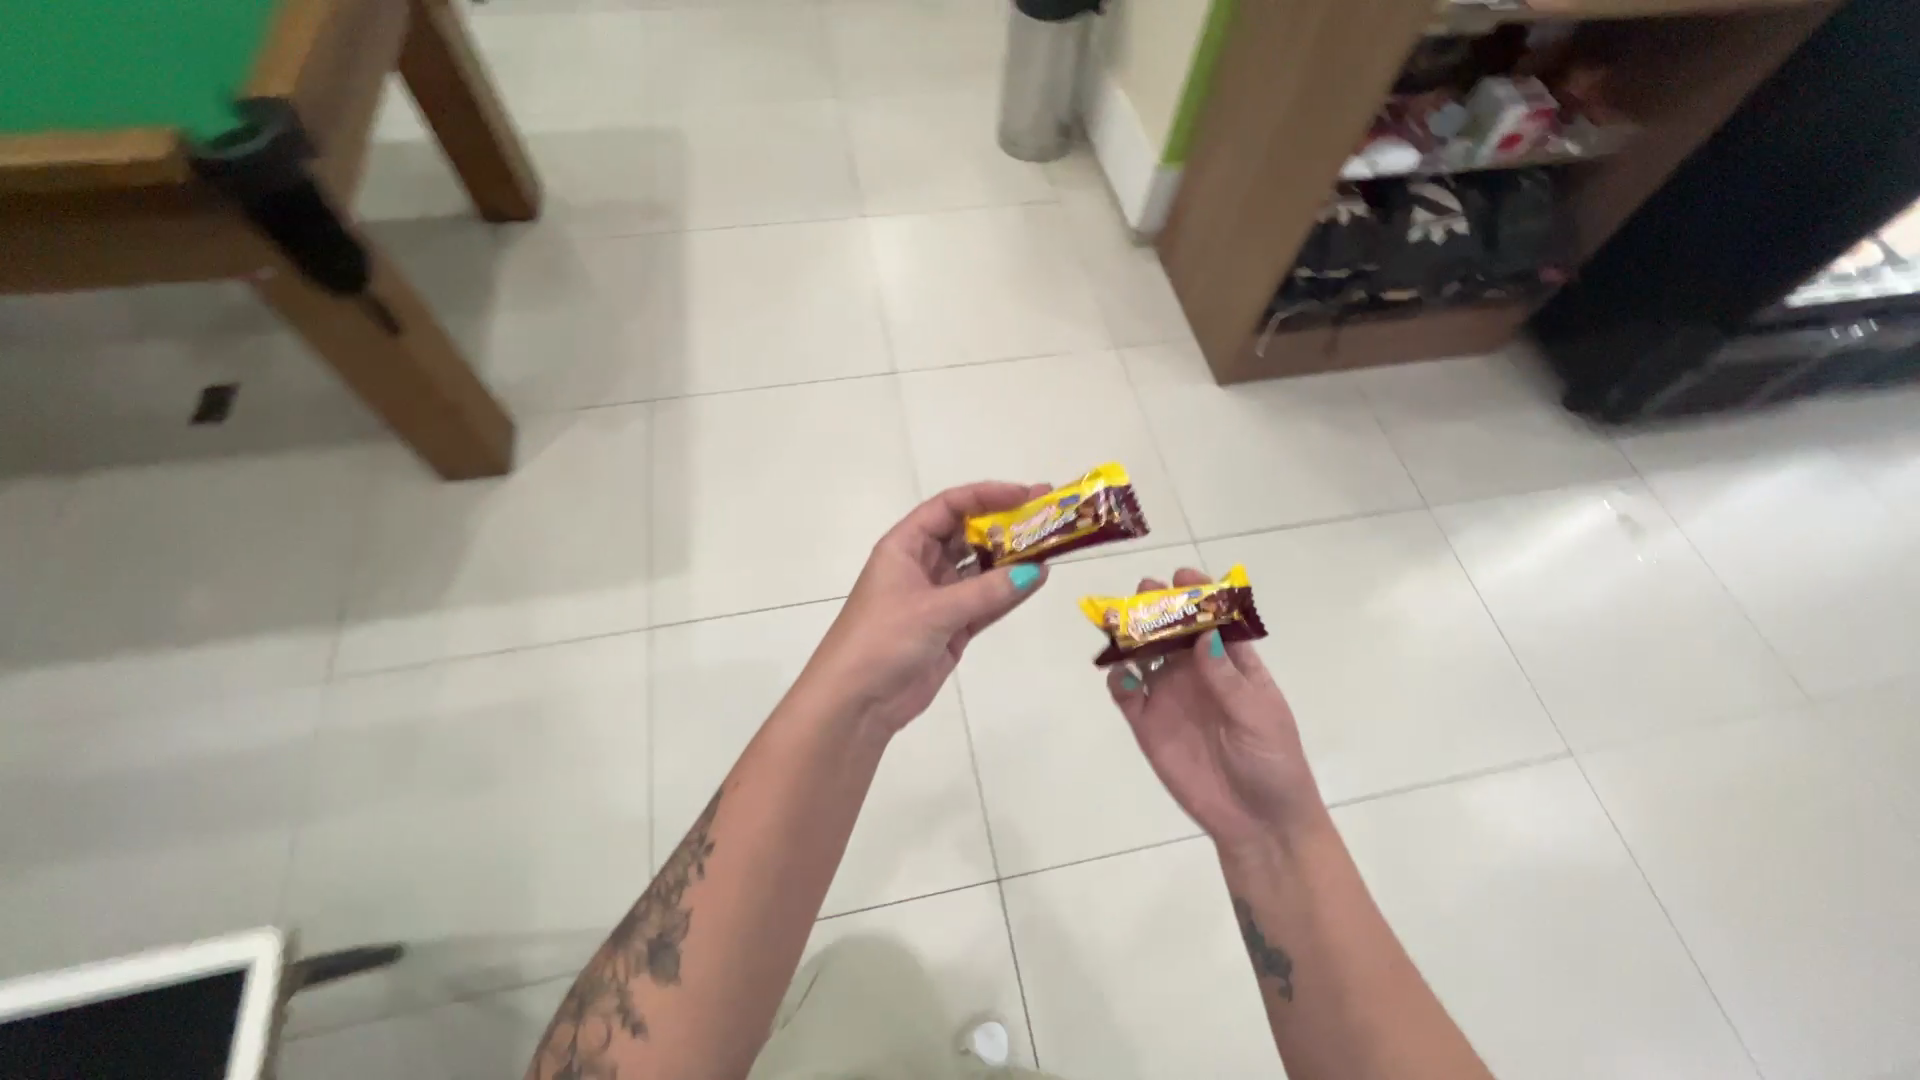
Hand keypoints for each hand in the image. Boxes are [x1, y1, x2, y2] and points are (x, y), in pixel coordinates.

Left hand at [797, 482, 1051, 736]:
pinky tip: (1036, 581)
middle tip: (1047, 515)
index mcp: (903, 546)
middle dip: (1005, 524)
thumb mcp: (934, 610)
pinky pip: (984, 603)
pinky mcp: (949, 628)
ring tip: (1051, 546)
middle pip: (967, 534)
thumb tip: (1035, 570)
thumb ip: (986, 591)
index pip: (948, 506)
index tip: (1025, 495)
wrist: (855, 702)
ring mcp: (936, 598)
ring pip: (979, 569)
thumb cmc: (882, 640)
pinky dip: (1007, 593)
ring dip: (1010, 559)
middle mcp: (920, 565)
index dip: (986, 495)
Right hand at [1106, 570, 1323, 851]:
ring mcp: (1168, 695)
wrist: (1257, 822)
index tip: (1183, 575)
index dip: (1199, 594)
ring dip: (1131, 634)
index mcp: (1232, 664)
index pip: (1213, 619)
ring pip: (1143, 652)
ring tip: (1121, 622)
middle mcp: (1196, 672)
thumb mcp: (1258, 715)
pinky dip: (1119, 677)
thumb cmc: (1272, 763)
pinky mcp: (1146, 722)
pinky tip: (1123, 675)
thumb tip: (1202, 633)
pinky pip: (1125, 691)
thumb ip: (1225, 677)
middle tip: (1145, 592)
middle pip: (1171, 628)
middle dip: (1158, 606)